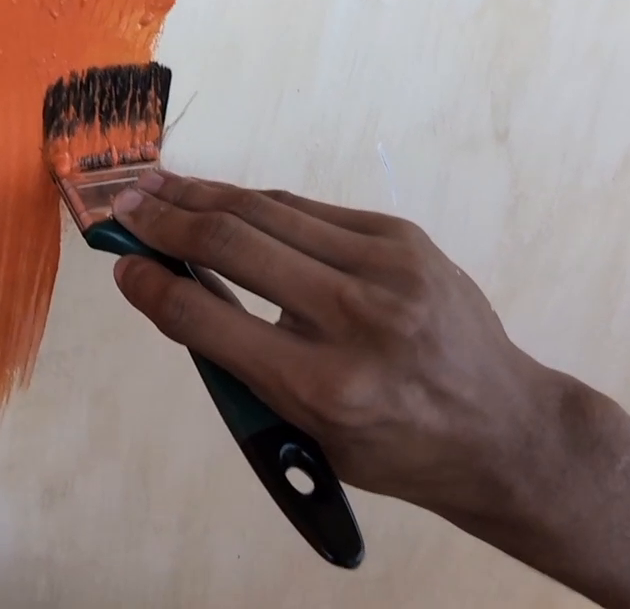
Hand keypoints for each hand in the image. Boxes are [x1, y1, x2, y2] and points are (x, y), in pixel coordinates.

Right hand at [110, 171, 563, 518]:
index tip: (118, 263)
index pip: (207, 318)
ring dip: (196, 194)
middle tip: (122, 204)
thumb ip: (231, 353)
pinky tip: (215, 196)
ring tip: (152, 184)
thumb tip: (160, 280)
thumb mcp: (303, 426)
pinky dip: (247, 201)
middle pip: (231, 244)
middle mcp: (356, 319)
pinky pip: (300, 208)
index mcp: (325, 387)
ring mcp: (386, 266)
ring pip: (262, 209)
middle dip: (164, 219)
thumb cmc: (393, 445)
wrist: (510, 430)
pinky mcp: (400, 235)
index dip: (150, 284)